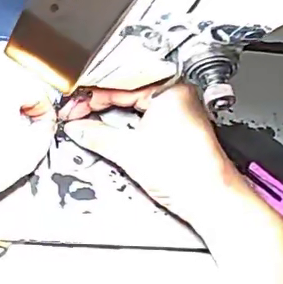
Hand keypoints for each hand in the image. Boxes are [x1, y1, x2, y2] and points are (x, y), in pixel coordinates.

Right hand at [58, 82, 250, 228]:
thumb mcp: (128, 151)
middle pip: (126, 91)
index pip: (119, 83)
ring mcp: (180, 110)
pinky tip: (109, 128)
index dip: (90, 96)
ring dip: (109, 112)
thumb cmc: (187, 173)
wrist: (210, 200)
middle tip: (75, 113)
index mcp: (170, 88)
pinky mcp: (178, 127)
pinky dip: (125, 122)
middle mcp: (178, 94)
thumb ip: (96, 135)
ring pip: (134, 103)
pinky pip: (144, 115)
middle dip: (97, 103)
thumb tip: (77, 127)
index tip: (73, 106)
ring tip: (87, 119)